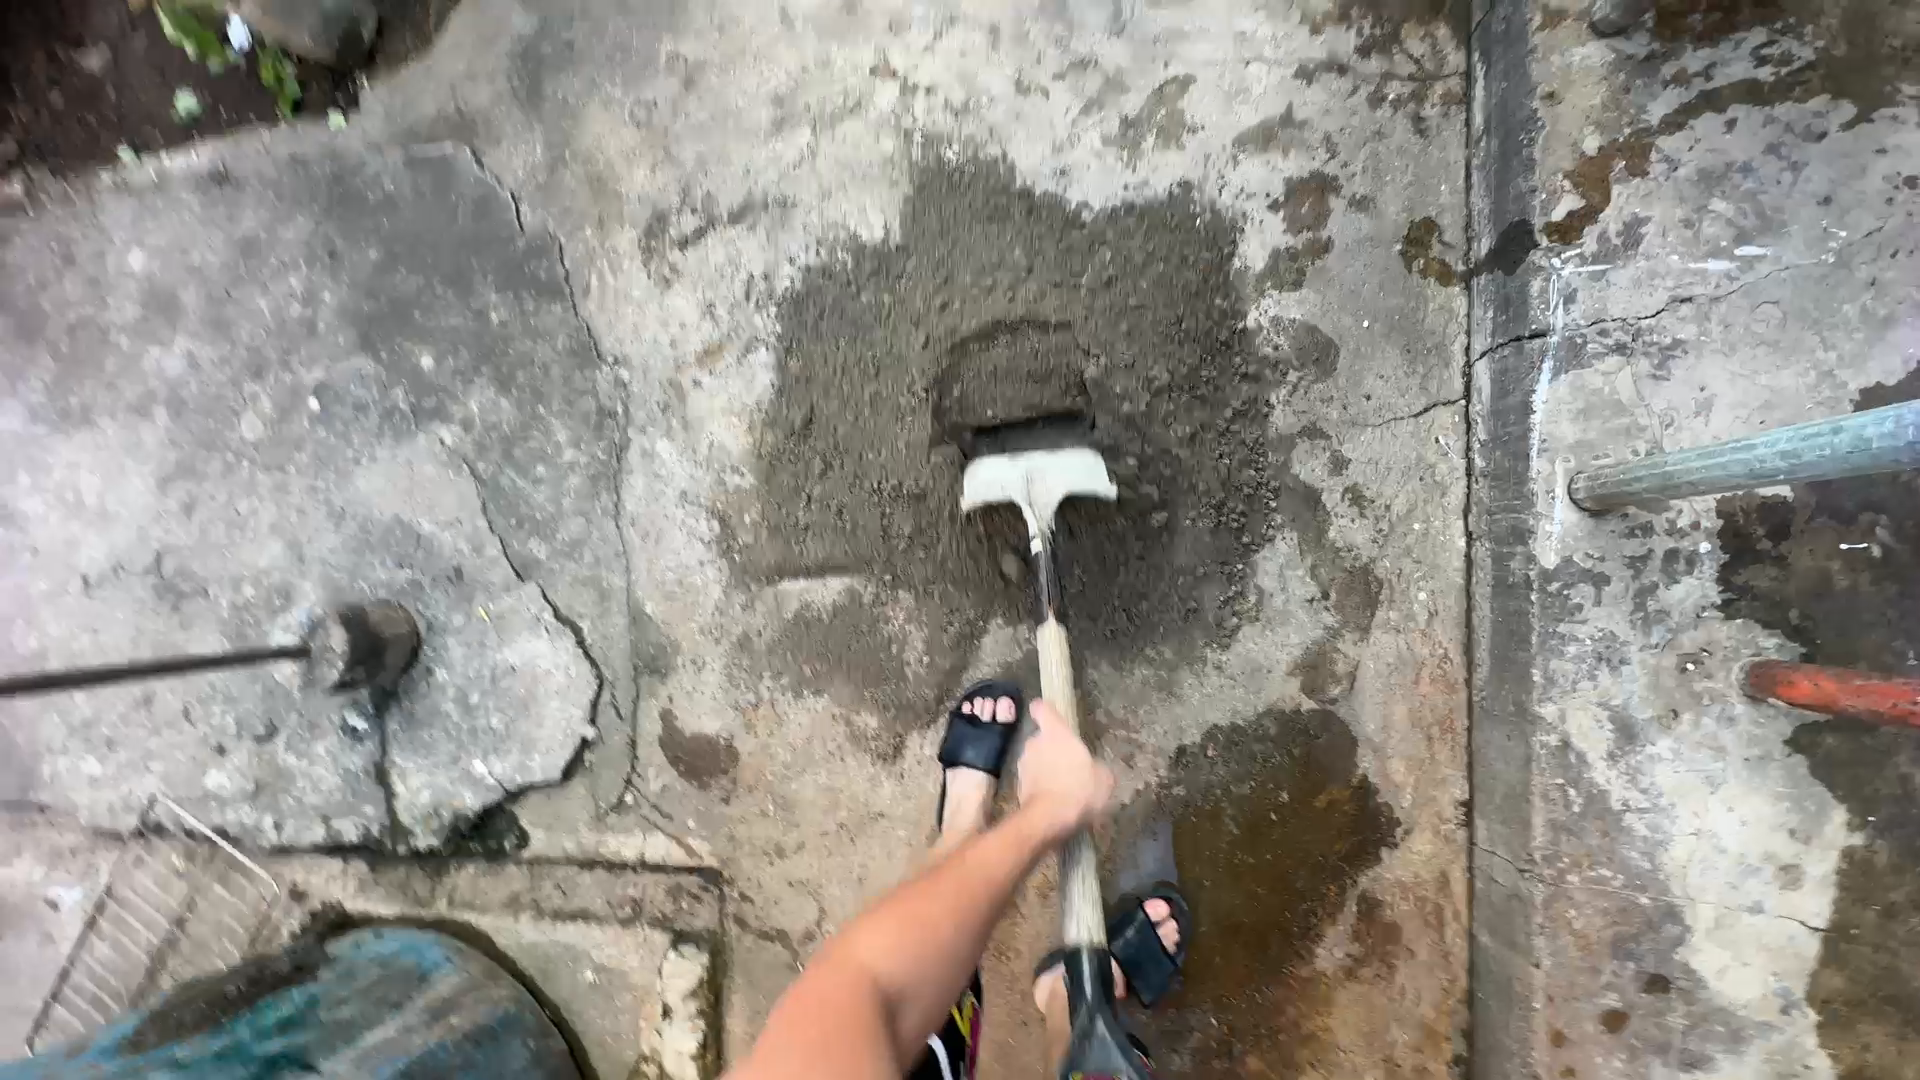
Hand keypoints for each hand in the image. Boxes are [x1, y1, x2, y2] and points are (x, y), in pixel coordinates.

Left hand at [1016, 699, 1114, 836]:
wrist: (1049, 817)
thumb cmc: (1079, 788)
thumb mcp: (1103, 778)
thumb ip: (1098, 768)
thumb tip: (1096, 769)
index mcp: (1055, 732)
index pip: (1042, 708)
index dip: (1045, 711)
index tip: (1051, 717)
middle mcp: (1034, 742)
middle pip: (1041, 738)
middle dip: (1051, 749)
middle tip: (1069, 765)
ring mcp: (1023, 763)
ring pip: (1035, 759)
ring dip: (1045, 768)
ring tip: (1063, 787)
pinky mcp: (1018, 784)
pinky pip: (1032, 779)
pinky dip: (1040, 786)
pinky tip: (1054, 801)